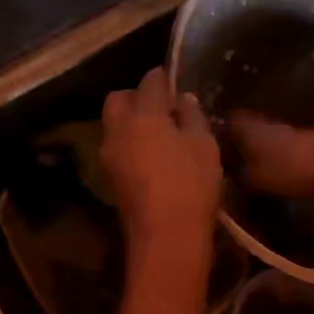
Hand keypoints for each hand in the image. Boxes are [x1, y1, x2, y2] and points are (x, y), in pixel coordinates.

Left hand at [102, 68, 222, 242]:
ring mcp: (109, 154)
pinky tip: (153, 155)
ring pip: (115, 123)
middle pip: (120, 99)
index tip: (175, 80)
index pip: (150, 82)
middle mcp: (118, 128)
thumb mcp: (204, 145)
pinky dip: (131, 142)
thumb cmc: (191, 184)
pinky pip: (118, 146)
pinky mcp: (110, 177)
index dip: (164, 78)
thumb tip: (183, 100)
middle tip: (164, 107)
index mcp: (142, 114)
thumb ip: (192, 116)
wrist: (165, 236)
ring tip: (160, 133)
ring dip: (132, 120)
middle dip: (138, 96)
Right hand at [229, 113, 313, 198]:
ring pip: (270, 136)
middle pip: (252, 128)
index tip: (216, 144)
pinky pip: (285, 147)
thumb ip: (241, 176)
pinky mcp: (308, 142)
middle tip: (235, 159)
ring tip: (256, 167)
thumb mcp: (257, 180)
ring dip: (263, 148)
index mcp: (252, 130)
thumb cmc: (290, 170)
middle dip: (243, 141)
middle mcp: (270, 125)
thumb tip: (230, 175)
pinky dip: (279, 155)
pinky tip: (279, 170)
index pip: (232, 121)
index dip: (223, 130)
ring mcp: (291, 132)